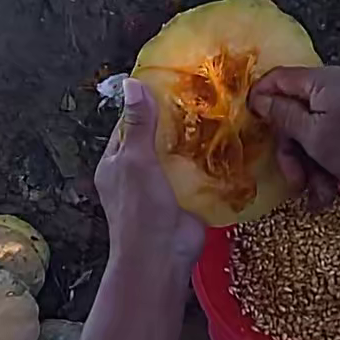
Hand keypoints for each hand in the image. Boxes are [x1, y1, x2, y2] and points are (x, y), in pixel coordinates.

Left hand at [97, 78, 204, 274]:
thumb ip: (137, 124)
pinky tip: (224, 145)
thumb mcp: (135, 159)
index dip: (146, 105)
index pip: (129, 125)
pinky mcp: (184, 198)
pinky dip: (207, 162)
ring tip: (216, 114)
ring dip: (193, 141)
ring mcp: (161, 187)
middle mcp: (137, 174)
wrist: (162, 255)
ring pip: (177, 156)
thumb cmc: (140, 209)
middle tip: (200, 97)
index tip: (170, 84)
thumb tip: (132, 84)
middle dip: (175, 122)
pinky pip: (195, 174)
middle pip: (156, 139)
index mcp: (116, 163)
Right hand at [249, 66, 339, 195]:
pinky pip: (331, 143)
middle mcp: (333, 89)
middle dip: (289, 150)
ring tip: (320, 194)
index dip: (258, 102)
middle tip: (295, 179)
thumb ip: (284, 116)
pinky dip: (327, 166)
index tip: (250, 132)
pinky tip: (332, 191)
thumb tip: (258, 99)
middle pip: (292, 114)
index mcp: (320, 82)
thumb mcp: (316, 136)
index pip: (276, 79)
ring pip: (311, 135)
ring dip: (308, 166)